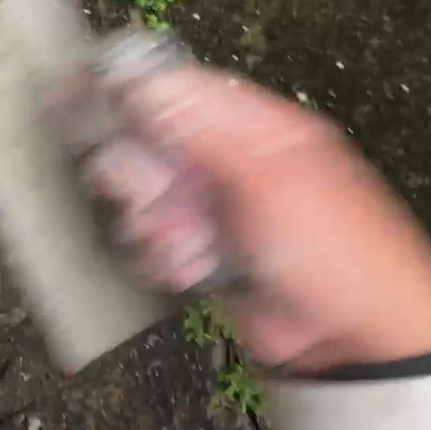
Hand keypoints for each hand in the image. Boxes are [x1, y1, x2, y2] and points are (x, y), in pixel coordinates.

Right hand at [60, 56, 430, 372]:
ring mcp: (211, 207)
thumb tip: (151, 88)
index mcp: (263, 134)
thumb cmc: (341, 258)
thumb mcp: (275, 185)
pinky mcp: (194, 245)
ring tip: (189, 245)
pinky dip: (159, 255)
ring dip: (155, 226)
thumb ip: (207, 135)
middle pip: (148, 148)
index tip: (81, 90)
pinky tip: (191, 266)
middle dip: (144, 181)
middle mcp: (231, 165)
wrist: (349, 341)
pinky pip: (146, 238)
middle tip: (155, 199)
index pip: (185, 91)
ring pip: (141, 198)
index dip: (132, 88)